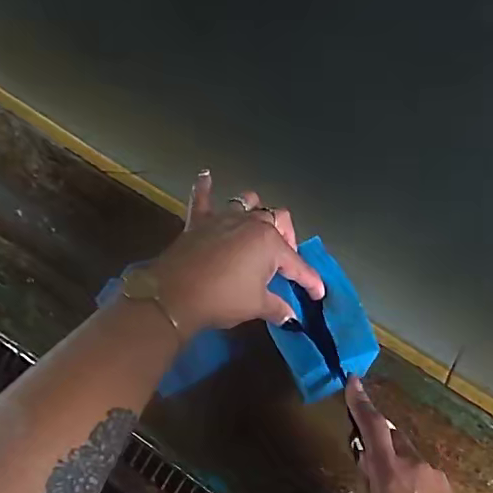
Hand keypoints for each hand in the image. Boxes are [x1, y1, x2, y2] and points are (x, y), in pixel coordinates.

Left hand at [149, 171, 325, 331]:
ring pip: (247, 202)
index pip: (296, 263)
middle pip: (277, 220)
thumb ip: (277, 308)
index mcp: (270, 243)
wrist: (175, 296)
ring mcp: (223, 219)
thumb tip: (290, 316)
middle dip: (286, 238)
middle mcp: (250, 223)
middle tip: (280, 262)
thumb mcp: (254, 306)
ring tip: (254, 227)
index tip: (317, 292)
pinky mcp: (197, 223)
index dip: (309, 280)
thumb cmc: (221, 300)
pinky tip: (205, 176)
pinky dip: (204, 188)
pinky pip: (202, 198)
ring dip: (255, 211)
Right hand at [345, 377, 492, 492]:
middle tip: (356, 448)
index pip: (374, 427)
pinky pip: (414, 468)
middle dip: (373, 436)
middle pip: (390, 437)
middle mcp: (415, 464)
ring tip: (377, 487)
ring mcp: (433, 473)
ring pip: (402, 454)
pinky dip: (401, 472)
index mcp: (393, 472)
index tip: (352, 382)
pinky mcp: (443, 485)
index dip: (361, 404)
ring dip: (387, 458)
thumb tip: (364, 458)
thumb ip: (366, 483)